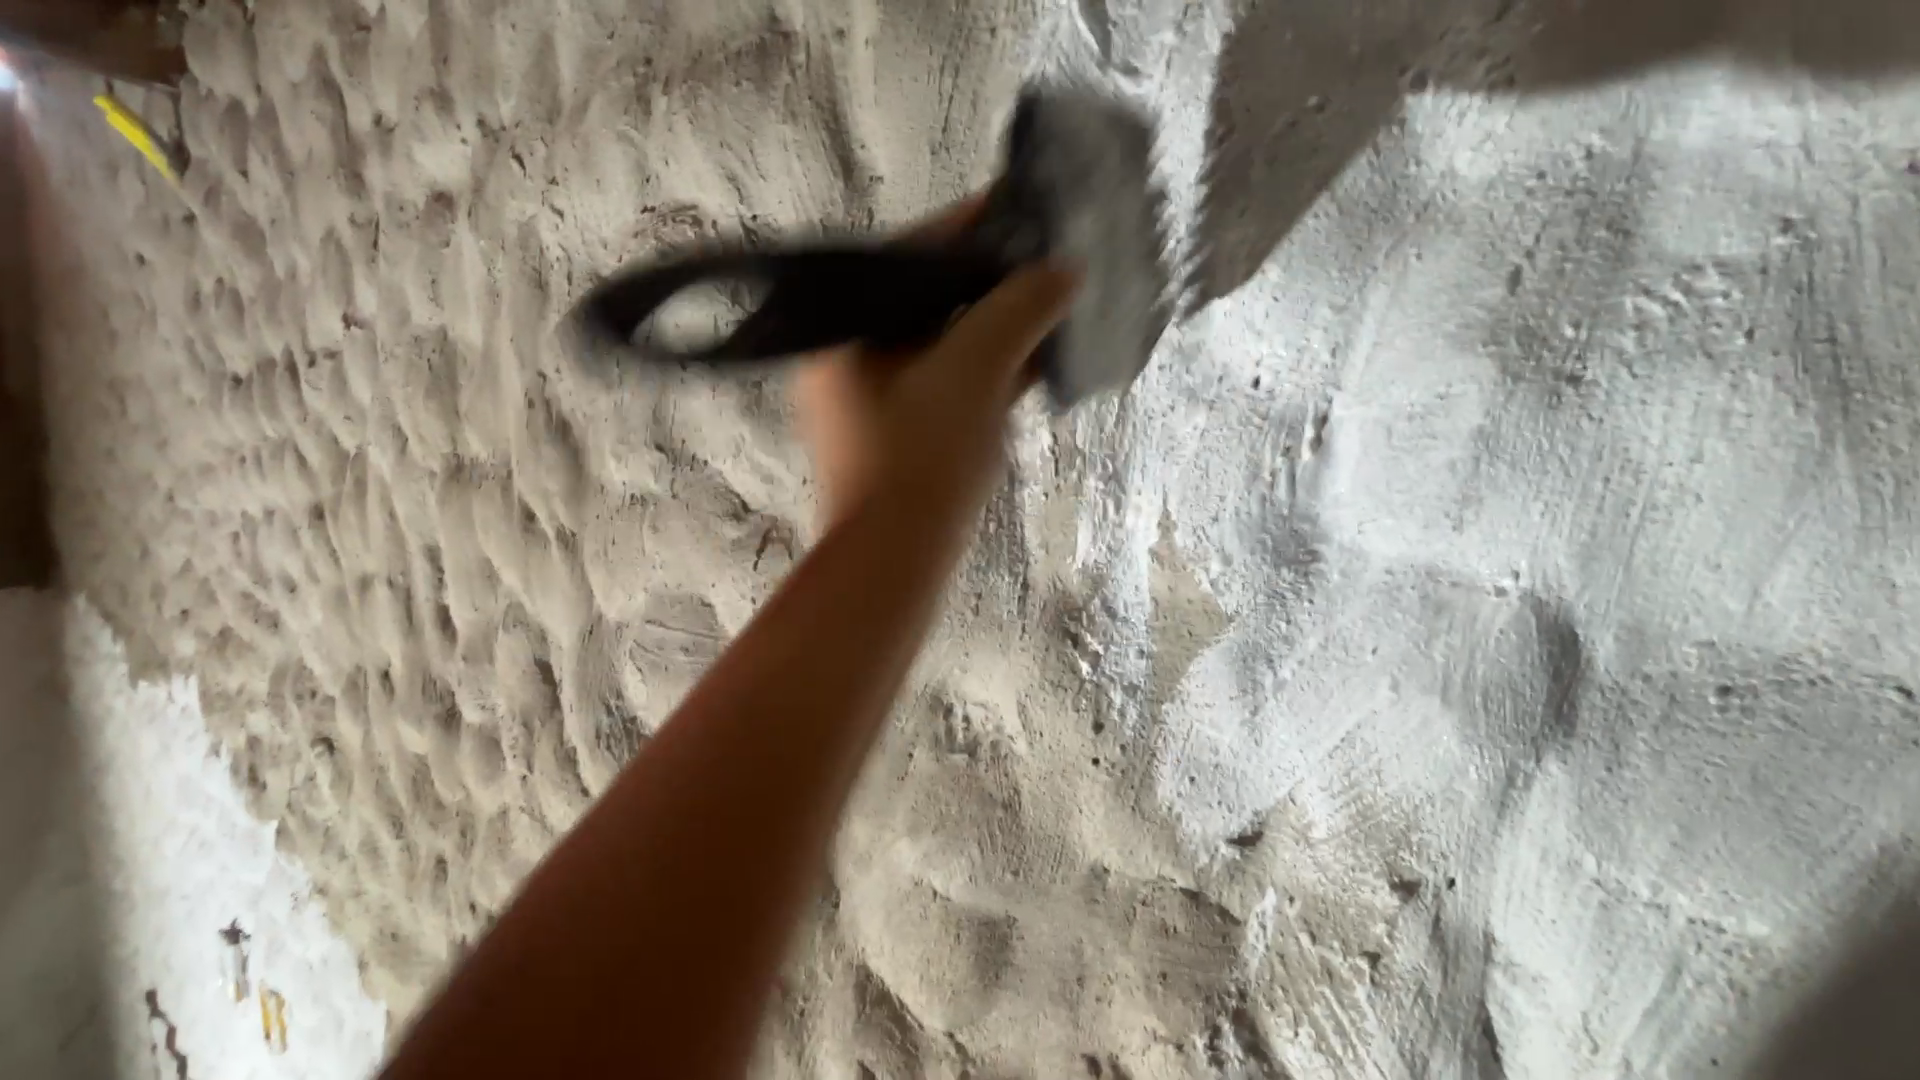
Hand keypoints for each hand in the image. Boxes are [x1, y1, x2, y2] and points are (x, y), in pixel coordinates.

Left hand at [792, 196, 1081, 531]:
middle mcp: (854, 359)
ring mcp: (879, 401)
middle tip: (1046, 259)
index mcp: (846, 332)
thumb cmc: (922, 459)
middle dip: (992, 283)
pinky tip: (1040, 357)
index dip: (970, 230)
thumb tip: (1065, 270)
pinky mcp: (907, 435)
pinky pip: (952, 383)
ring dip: (998, 327)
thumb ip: (1018, 310)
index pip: (909, 259)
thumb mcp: (971, 370)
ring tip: (1054, 300)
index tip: (1021, 208)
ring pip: (946, 344)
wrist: (897, 563)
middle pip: (929, 301)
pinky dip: (992, 370)